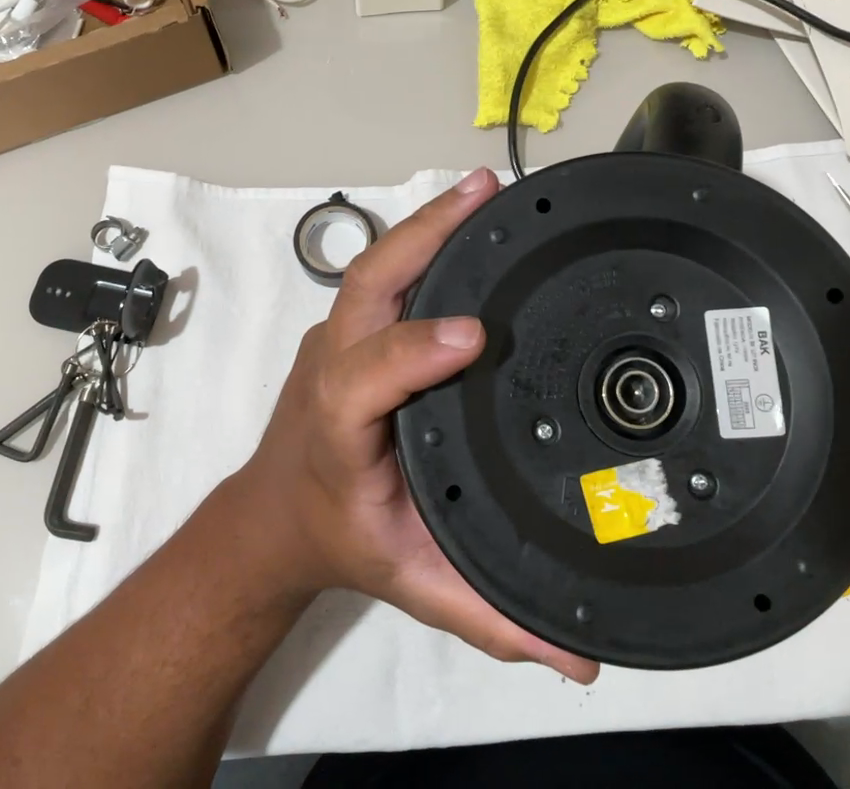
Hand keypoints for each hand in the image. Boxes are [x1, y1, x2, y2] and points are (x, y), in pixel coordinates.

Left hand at [228, 168, 600, 684]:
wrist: (275, 516)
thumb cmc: (339, 539)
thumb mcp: (412, 582)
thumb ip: (488, 617)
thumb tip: (573, 657)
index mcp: (340, 432)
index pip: (366, 379)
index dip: (413, 352)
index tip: (473, 334)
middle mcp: (332, 372)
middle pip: (366, 291)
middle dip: (424, 239)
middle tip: (488, 199)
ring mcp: (336, 344)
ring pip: (375, 270)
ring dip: (428, 226)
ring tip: (488, 191)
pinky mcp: (349, 333)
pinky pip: (384, 276)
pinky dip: (423, 241)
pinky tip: (467, 221)